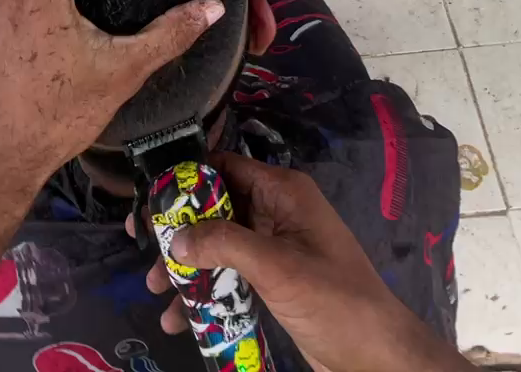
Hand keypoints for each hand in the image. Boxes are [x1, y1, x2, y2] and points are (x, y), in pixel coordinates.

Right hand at [140, 152, 473, 371]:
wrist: (378, 357)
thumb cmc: (333, 298)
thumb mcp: (277, 267)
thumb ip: (225, 244)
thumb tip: (176, 237)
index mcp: (282, 191)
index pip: (225, 167)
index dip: (187, 180)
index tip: (151, 201)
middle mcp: (275, 210)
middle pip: (215, 207)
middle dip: (179, 230)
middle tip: (142, 246)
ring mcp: (274, 246)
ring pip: (218, 244)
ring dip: (187, 265)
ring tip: (155, 290)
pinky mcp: (273, 278)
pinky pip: (230, 273)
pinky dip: (206, 290)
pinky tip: (180, 318)